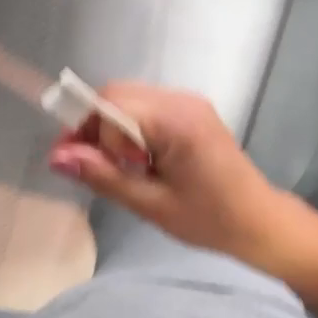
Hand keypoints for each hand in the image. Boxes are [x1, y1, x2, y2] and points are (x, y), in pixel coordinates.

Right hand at [47, 81, 317, 313]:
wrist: (260, 224)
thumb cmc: (210, 221)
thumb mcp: (151, 204)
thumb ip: (103, 176)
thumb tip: (56, 157)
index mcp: (176, 121)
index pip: (112, 105)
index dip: (87, 131)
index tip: (80, 165)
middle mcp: (181, 100)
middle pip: (117, 93)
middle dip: (92, 124)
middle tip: (84, 163)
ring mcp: (188, 102)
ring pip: (128, 97)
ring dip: (108, 126)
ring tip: (108, 166)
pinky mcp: (190, 111)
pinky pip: (145, 106)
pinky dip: (127, 126)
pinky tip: (131, 160)